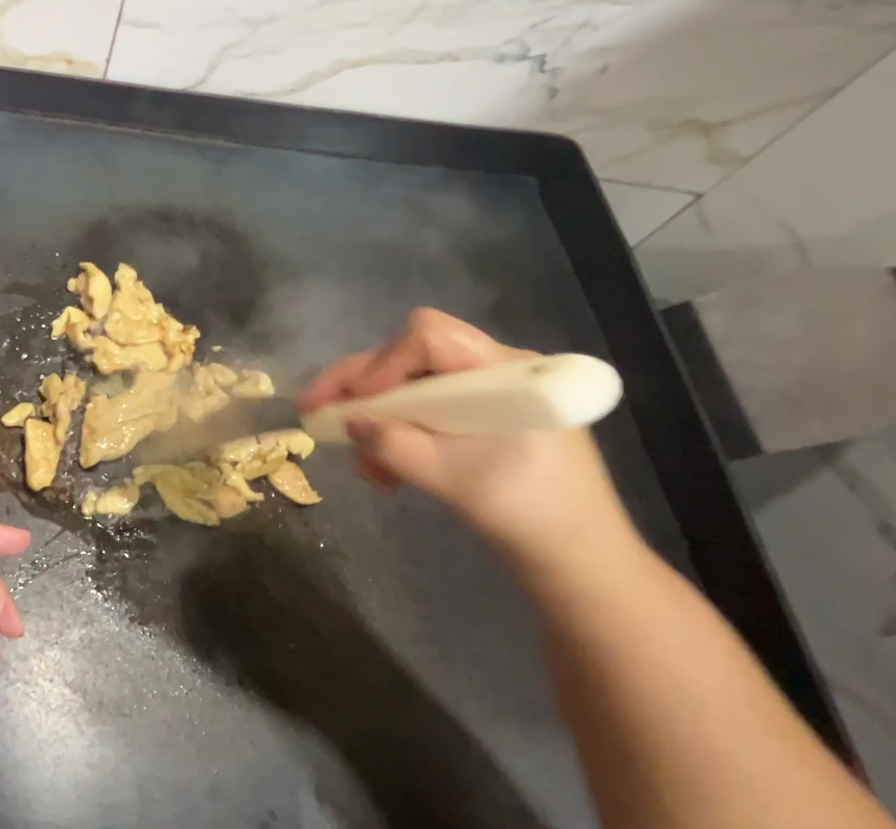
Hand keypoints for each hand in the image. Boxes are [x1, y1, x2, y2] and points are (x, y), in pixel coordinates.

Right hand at [297, 308, 635, 564]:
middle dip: (361, 388)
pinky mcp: (484, 418)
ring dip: (377, 418)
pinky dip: (399, 432)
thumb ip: (394, 445)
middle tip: (315, 413)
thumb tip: (349, 422)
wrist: (579, 559)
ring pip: (412, 385)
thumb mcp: (451, 478)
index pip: (428, 336)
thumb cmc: (526, 512)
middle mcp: (495, 370)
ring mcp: (489, 394)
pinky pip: (427, 408)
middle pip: (411, 356)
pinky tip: (385, 468)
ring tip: (361, 463)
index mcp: (503, 372)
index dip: (383, 362)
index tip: (355, 402)